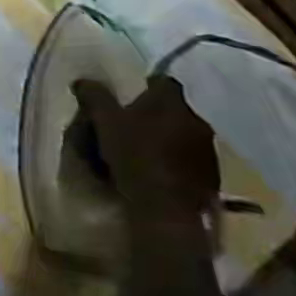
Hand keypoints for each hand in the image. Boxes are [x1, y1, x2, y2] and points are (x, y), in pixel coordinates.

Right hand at [73, 76, 219, 218]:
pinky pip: (192, 163)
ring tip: (145, 153)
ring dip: (169, 140)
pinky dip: (177, 164)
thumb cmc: (135, 157)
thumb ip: (95, 97)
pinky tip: (159, 175)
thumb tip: (82, 81)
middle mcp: (197, 122)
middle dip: (157, 116)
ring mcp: (209, 153)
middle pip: (175, 110)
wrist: (168, 214)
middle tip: (133, 127)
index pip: (163, 81)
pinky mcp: (213, 181)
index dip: (146, 87)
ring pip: (185, 137)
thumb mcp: (105, 122)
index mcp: (172, 102)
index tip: (129, 98)